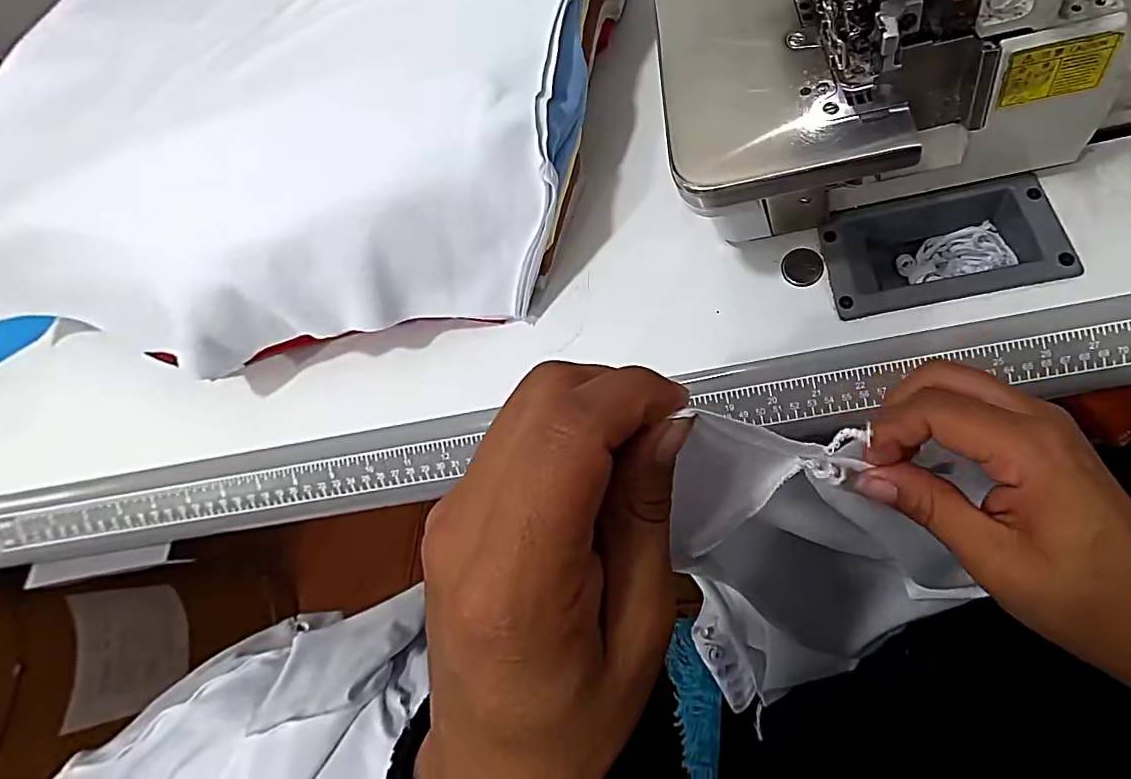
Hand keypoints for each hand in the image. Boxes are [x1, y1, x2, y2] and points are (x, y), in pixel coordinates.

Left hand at [418, 362, 690, 778]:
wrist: (492, 765)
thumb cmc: (570, 719)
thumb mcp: (640, 624)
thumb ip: (647, 512)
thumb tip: (665, 427)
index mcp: (514, 571)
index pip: (568, 430)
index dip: (633, 395)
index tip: (678, 412)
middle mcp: (466, 527)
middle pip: (545, 394)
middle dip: (617, 389)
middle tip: (662, 429)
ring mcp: (452, 511)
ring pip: (532, 399)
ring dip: (596, 403)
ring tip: (635, 450)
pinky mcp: (456, 505)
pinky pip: (521, 427)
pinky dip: (573, 423)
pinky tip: (601, 465)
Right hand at [856, 362, 1130, 742]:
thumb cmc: (1084, 600)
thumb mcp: (997, 562)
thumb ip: (931, 507)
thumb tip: (872, 476)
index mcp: (1027, 445)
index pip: (937, 407)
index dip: (890, 429)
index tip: (867, 466)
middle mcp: (1037, 414)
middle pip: (947, 375)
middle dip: (900, 405)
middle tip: (878, 456)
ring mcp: (1046, 417)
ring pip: (964, 380)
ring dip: (921, 406)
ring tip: (897, 455)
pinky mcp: (1048, 429)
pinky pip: (984, 399)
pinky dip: (946, 413)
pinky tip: (932, 451)